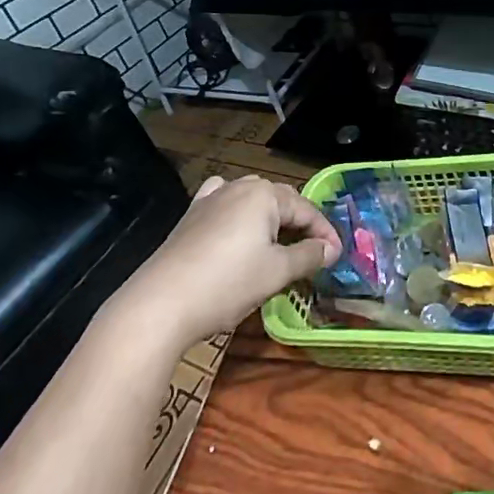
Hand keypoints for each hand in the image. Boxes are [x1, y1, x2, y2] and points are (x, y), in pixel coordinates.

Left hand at [108, 175, 341, 341]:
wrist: (158, 305)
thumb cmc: (226, 284)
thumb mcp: (277, 272)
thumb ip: (309, 256)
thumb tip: (331, 250)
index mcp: (265, 194)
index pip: (306, 210)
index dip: (324, 234)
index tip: (336, 256)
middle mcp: (239, 187)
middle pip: (281, 201)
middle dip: (300, 225)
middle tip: (312, 253)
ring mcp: (210, 200)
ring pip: (252, 202)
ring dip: (270, 220)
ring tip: (280, 244)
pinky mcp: (189, 218)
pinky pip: (223, 205)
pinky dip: (238, 214)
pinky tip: (236, 226)